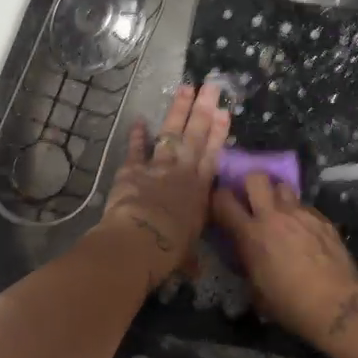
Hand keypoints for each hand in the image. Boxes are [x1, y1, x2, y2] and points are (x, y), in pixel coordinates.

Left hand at [95, 83, 229, 285]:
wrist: (138, 242)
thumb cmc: (169, 251)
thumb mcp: (185, 256)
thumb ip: (189, 257)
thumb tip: (195, 271)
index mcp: (200, 192)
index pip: (213, 156)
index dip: (219, 133)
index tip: (224, 112)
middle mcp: (183, 173)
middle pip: (196, 135)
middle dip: (204, 109)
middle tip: (212, 86)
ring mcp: (158, 167)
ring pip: (171, 133)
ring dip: (178, 110)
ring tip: (187, 87)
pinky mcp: (132, 170)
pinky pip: (136, 149)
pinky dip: (136, 136)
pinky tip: (138, 120)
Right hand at [210, 173, 357, 349]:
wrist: (336, 303)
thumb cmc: (290, 304)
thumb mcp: (256, 291)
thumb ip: (247, 264)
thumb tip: (246, 256)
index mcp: (250, 235)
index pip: (223, 200)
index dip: (218, 199)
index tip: (221, 206)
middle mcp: (273, 216)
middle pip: (256, 178)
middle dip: (250, 184)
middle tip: (252, 200)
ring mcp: (300, 213)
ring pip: (283, 186)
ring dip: (277, 196)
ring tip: (280, 213)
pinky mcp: (322, 218)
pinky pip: (304, 205)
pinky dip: (299, 214)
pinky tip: (304, 231)